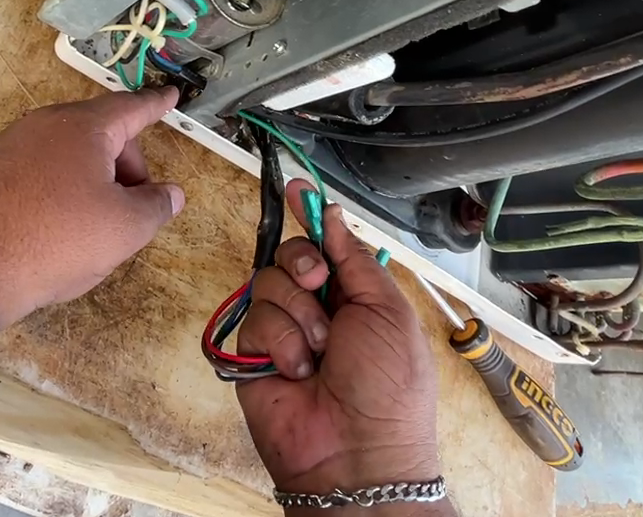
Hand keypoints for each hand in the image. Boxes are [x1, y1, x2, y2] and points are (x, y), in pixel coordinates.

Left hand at [0, 87, 184, 325]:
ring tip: (95, 223)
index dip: (156, 105)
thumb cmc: (55, 239)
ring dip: (95, 178)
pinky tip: (59, 224)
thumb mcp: (122, 229)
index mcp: (83, 126)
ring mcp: (14, 142)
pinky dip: (64, 186)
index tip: (172, 95)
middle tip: (135, 206)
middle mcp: (47, 122)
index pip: (131, 108)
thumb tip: (170, 193)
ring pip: (72, 152)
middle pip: (102, 132)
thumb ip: (155, 206)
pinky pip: (44, 167)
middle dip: (128, 164)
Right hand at [235, 181, 441, 507]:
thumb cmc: (388, 385)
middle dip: (304, 264)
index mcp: (352, 295)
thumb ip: (354, 258)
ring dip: (299, 314)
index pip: (325, 243)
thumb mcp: (387, 312)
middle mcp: (315, 306)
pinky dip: (280, 341)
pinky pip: (256, 317)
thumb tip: (330, 211)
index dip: (310, 215)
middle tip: (320, 287)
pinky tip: (297, 370)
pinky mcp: (255, 350)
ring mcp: (283, 328)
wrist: (357, 455)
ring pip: (269, 281)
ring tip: (319, 351)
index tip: (298, 187)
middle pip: (290, 253)